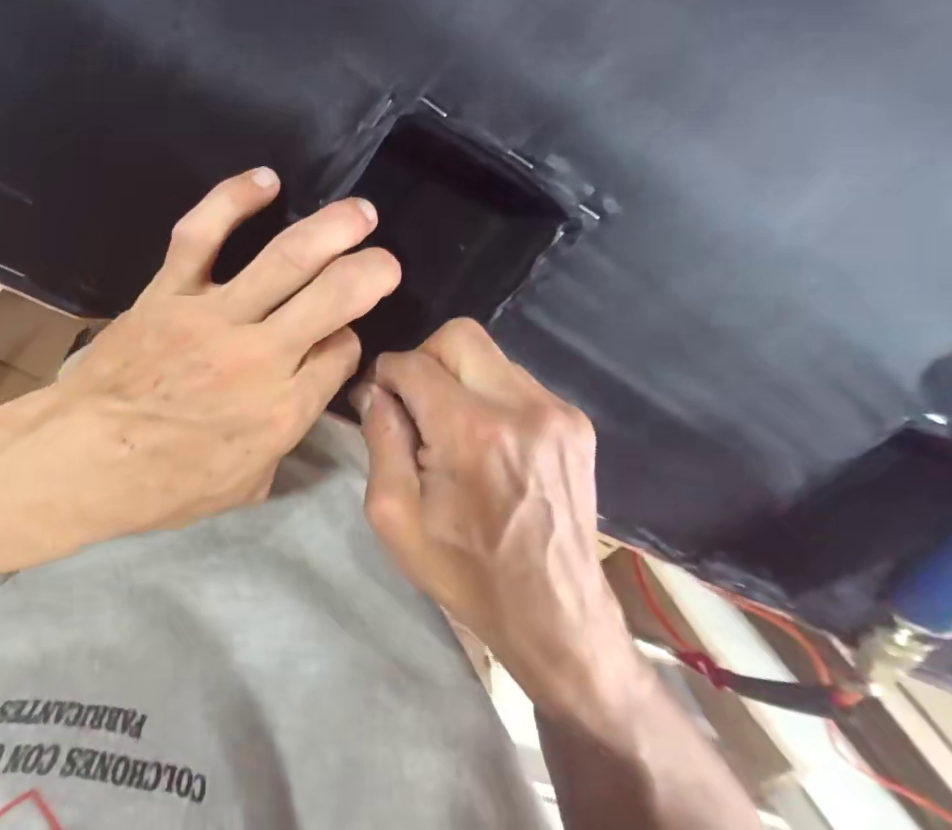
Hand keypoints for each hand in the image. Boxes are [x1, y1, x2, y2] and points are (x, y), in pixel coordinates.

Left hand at [0, 168, 399, 560]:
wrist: (81, 459)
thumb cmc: (162, 487)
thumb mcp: (245, 486)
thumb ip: (281, 443)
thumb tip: (299, 401)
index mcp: (283, 409)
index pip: (341, 353)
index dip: (349, 339)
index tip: (340, 336)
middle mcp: (260, 356)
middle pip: (335, 298)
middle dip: (371, 272)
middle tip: (386, 261)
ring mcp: (213, 316)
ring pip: (285, 260)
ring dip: (331, 229)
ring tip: (360, 213)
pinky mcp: (168, 291)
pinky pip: (202, 235)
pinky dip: (233, 199)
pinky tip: (266, 179)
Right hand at [356, 319, 628, 714]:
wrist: (555, 615)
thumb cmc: (464, 572)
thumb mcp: (394, 516)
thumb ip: (380, 440)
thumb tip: (374, 391)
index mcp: (472, 432)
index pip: (414, 363)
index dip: (386, 376)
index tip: (378, 402)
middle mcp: (522, 407)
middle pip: (459, 336)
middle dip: (424, 360)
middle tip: (413, 406)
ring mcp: (558, 412)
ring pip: (490, 356)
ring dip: (458, 378)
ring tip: (451, 430)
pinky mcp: (577, 424)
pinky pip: (517, 381)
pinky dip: (489, 395)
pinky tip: (486, 441)